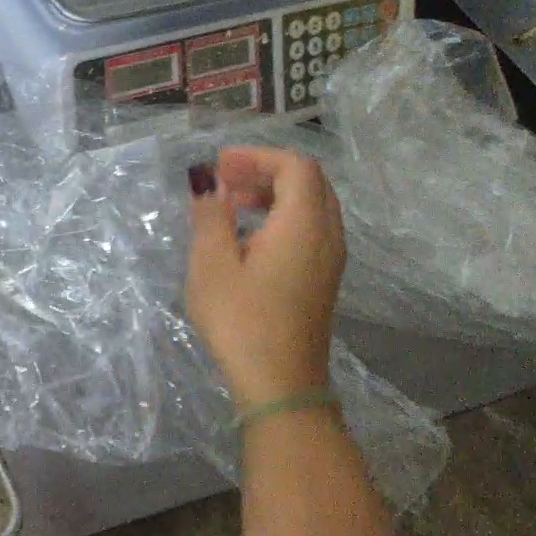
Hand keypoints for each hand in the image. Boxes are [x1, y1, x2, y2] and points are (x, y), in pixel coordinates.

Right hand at [186, 146, 346, 408]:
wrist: (278, 379)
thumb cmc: (239, 318)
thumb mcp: (211, 263)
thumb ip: (210, 216)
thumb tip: (206, 181)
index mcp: (303, 226)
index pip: (296, 167)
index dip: (258, 156)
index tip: (217, 164)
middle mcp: (327, 235)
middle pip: (309, 183)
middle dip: (264, 170)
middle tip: (220, 178)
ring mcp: (329, 257)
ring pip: (310, 205)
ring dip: (271, 193)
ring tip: (226, 203)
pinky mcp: (321, 276)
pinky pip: (308, 227)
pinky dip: (278, 215)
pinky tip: (243, 234)